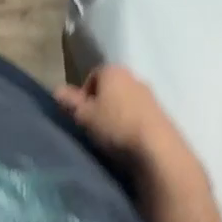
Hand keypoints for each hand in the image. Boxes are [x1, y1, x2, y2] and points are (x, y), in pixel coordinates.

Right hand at [54, 65, 183, 159]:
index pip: (93, 76)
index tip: (81, 115)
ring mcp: (151, 96)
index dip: (84, 95)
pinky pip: (141, 117)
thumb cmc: (116, 126)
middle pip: (112, 89)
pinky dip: (134, 126)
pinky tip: (130, 144)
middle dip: (103, 105)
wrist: (159, 150)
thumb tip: (57, 90)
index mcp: (113, 71)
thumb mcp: (85, 116)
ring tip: (113, 139)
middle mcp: (134, 77)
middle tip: (95, 126)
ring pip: (127, 103)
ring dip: (119, 116)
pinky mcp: (164, 116)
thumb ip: (70, 102)